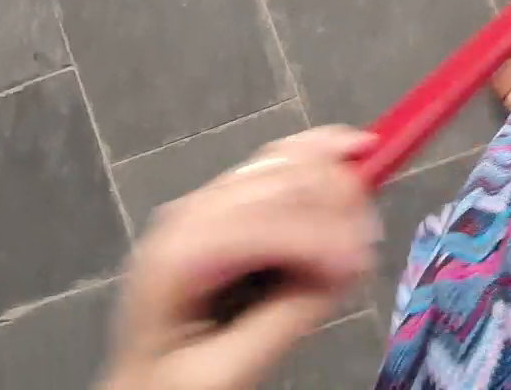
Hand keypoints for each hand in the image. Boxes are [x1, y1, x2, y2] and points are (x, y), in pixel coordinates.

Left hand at [101, 128, 380, 389]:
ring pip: (279, 163)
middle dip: (329, 199)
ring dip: (329, 174)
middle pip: (273, 182)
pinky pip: (275, 161)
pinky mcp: (223, 199)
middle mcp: (187, 212)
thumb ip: (285, 315)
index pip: (260, 224)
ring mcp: (204, 200)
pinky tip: (349, 145)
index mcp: (178, 255)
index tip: (361, 262)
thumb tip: (347, 267)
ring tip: (368, 198)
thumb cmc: (176, 384)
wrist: (140, 385)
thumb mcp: (226, 370)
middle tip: (370, 237)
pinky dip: (316, 154)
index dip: (317, 235)